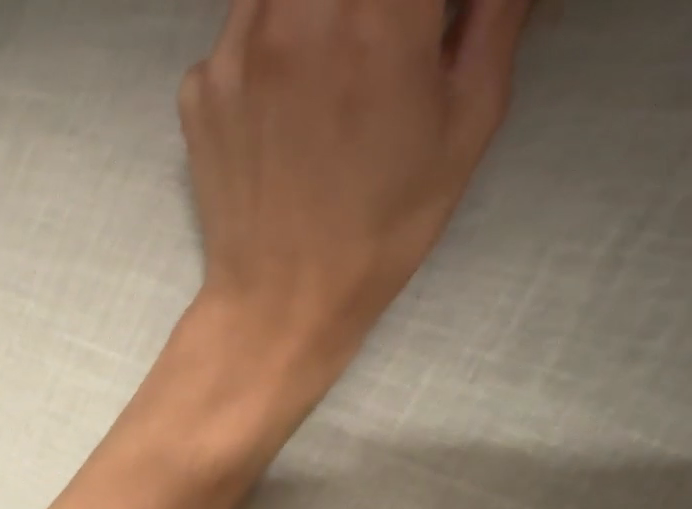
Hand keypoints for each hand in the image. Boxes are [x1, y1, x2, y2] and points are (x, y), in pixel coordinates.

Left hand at [179, 0, 532, 369]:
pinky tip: (285, 87)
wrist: (281, 297)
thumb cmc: (386, 224)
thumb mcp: (469, 121)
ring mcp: (235, 52)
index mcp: (379, 19)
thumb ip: (495, 15)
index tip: (422, 15)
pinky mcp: (196, 88)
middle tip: (380, 30)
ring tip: (334, 48)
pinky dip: (268, 33)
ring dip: (313, 4)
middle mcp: (297, 18)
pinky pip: (238, 26)